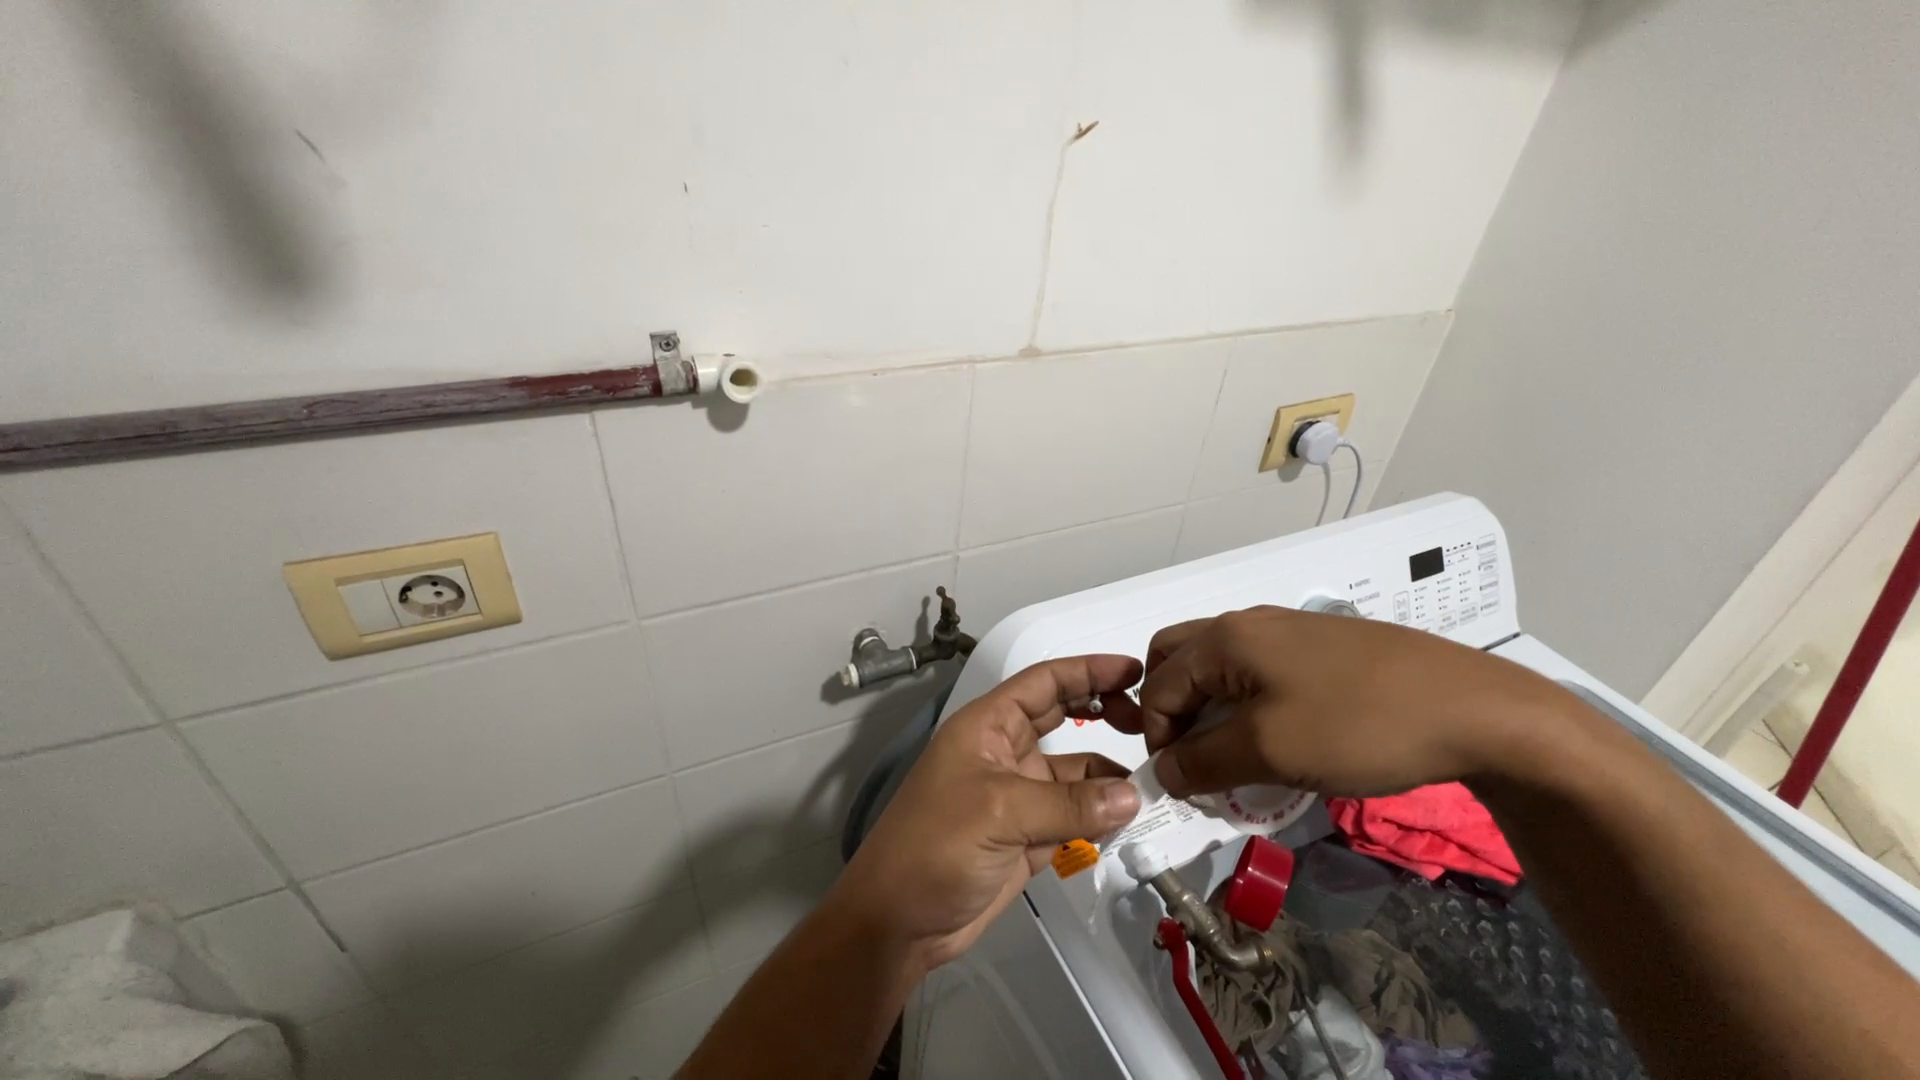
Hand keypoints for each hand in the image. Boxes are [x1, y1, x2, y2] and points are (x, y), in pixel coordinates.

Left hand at [830, 655, 1144, 970]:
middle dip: (1104, 713)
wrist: (899, 921)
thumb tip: (1132, 796)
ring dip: (1108, 777)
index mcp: (987, 727)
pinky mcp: (1028, 836)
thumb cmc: (936, 846)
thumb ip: (1069, 804)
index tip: (1135, 670)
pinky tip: (1128, 821)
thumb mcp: (1000, 813)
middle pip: (1062, 718)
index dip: (1088, 671)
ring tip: (1153, 785)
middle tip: (1149, 723)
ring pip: (1074, 772)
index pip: (1044, 682)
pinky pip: (1074, 815)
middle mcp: (1004, 753)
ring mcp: (1017, 795)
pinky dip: (1101, 816)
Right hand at [1117, 605, 1571, 798]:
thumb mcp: (1269, 750)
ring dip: (1210, 707)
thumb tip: (1163, 771)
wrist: (1475, 710)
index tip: (1183, 783)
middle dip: (1172, 708)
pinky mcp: (1325, 647)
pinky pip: (1260, 670)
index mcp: (1226, 638)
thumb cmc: (1359, 726)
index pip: (1157, 685)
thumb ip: (1202, 761)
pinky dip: (1247, 702)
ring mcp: (1290, 630)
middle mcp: (1250, 622)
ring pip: (1222, 666)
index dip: (1157, 737)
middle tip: (1193, 754)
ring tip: (1234, 753)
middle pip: (1178, 659)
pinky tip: (1281, 736)